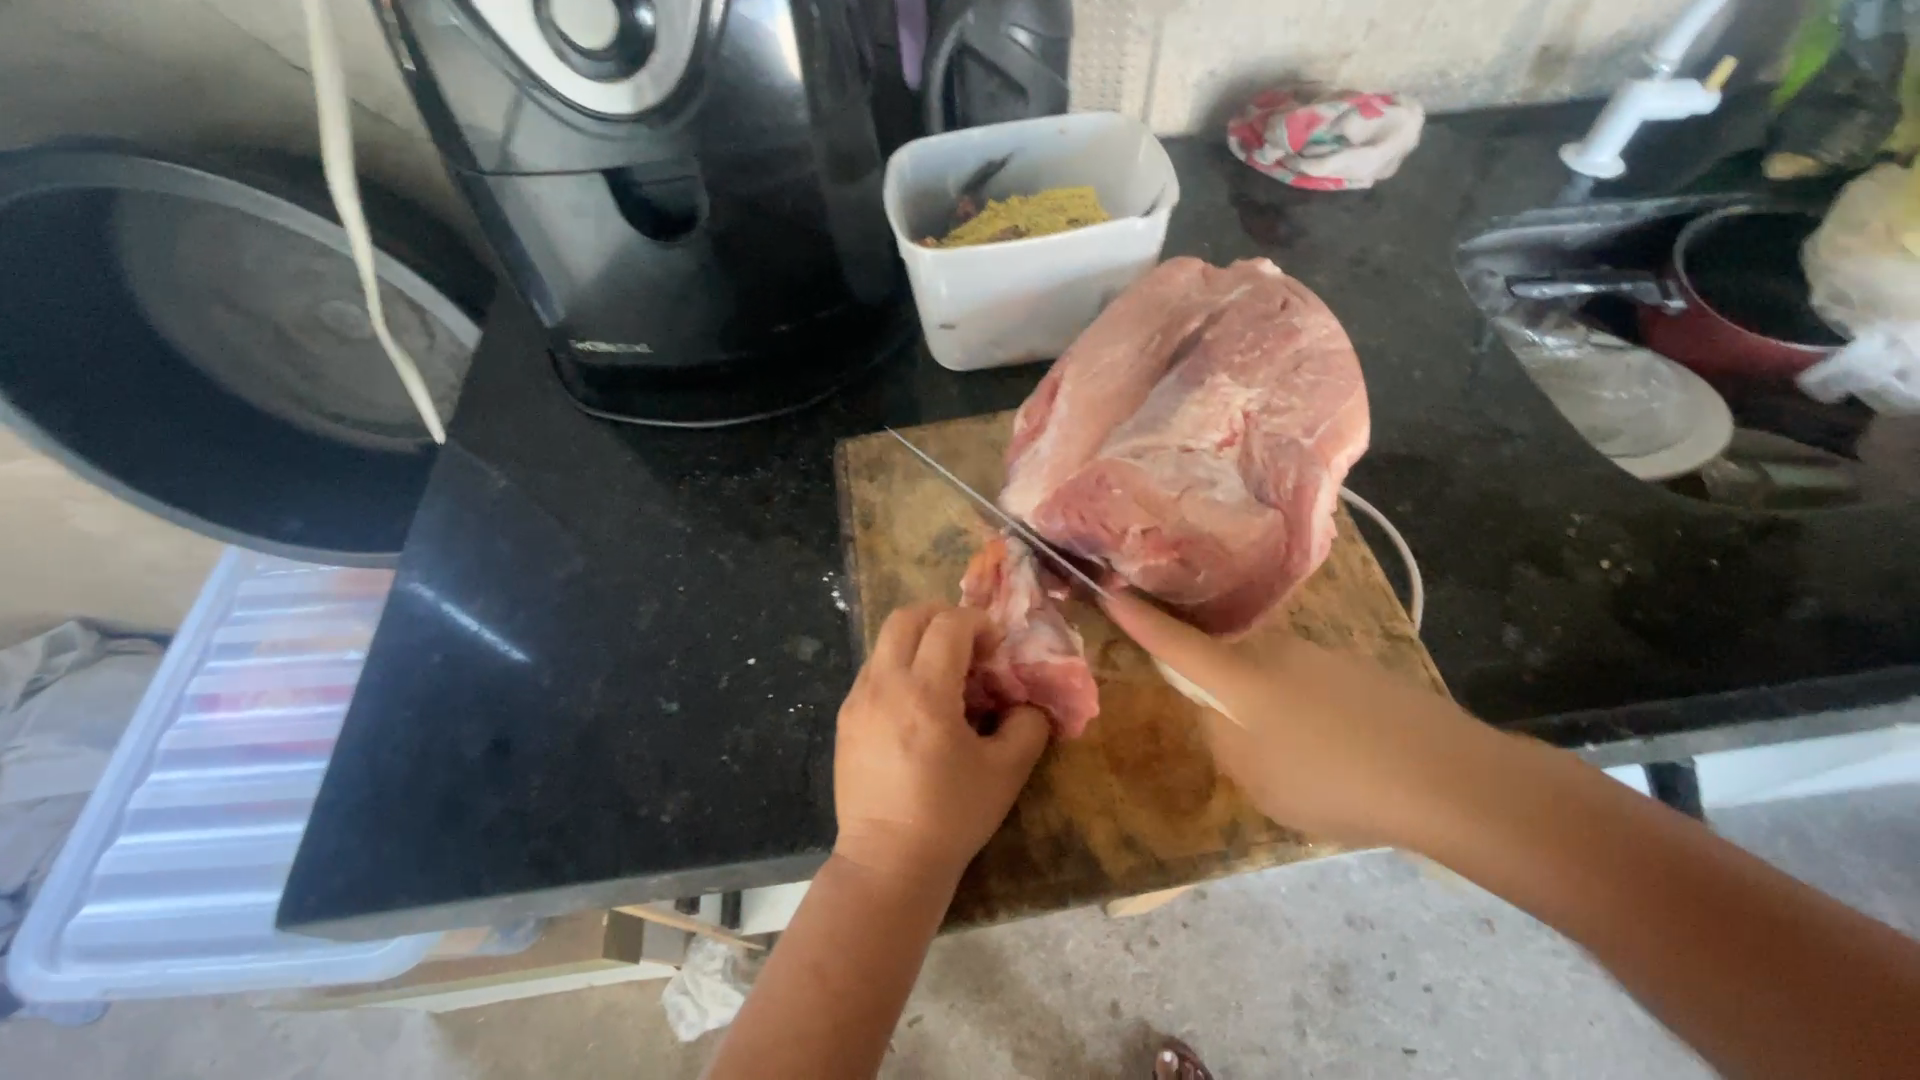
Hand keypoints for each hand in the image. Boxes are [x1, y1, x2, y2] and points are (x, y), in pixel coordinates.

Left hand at [833, 603, 1050, 884]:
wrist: (888, 861)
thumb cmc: (951, 816)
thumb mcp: (1006, 772)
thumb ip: (1027, 725)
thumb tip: (1027, 702)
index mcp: (925, 693)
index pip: (949, 625)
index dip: (978, 623)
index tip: (996, 647)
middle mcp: (884, 685)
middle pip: (906, 617)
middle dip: (942, 616)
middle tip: (970, 642)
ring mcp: (857, 701)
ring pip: (885, 642)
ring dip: (919, 642)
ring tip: (945, 675)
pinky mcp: (845, 719)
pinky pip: (873, 671)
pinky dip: (899, 667)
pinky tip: (919, 704)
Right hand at [1101, 590, 1500, 847]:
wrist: (1450, 778)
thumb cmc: (1335, 782)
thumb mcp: (1258, 781)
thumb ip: (1226, 744)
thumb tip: (1223, 717)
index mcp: (1240, 679)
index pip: (1174, 643)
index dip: (1138, 620)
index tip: (1108, 591)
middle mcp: (1275, 653)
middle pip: (1225, 659)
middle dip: (1215, 686)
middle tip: (1232, 734)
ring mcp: (1322, 657)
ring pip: (1270, 674)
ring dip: (1266, 705)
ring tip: (1297, 760)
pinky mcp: (1358, 671)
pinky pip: (1309, 685)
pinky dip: (1305, 712)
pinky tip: (1336, 753)